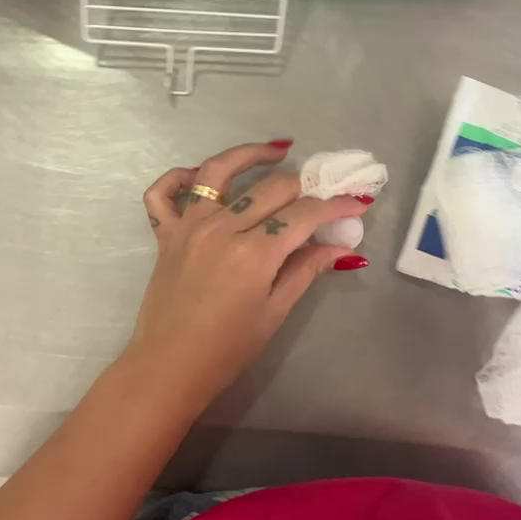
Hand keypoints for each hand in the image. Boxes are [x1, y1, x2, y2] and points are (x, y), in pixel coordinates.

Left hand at [128, 140, 370, 411]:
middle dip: (307, 183)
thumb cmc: (227, 350)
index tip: (358, 201)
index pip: (304, 215)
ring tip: (276, 151)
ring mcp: (189, 226)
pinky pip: (163, 193)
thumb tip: (342, 247)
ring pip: (217, 172)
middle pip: (272, 188)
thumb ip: (306, 270)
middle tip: (327, 184)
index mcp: (254, 252)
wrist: (169, 367)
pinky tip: (201, 177)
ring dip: (249, 155)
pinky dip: (179, 177)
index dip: (336, 204)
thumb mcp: (274, 312)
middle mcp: (221, 228)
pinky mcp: (166, 234)